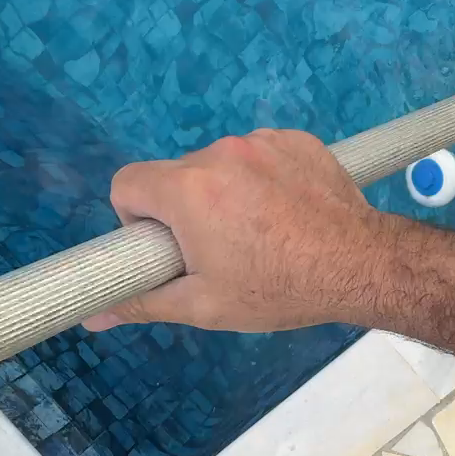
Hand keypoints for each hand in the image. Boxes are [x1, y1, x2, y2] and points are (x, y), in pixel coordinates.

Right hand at [82, 130, 394, 332]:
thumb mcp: (205, 304)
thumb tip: (94, 316)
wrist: (361, 263)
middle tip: (222, 246)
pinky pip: (263, 153)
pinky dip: (266, 175)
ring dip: (228, 189)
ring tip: (264, 229)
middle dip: (188, 207)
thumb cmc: (280, 287)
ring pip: (223, 163)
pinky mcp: (300, 140)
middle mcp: (224, 152)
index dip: (138, 218)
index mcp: (190, 188)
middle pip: (179, 174)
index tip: (170, 244)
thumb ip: (143, 303)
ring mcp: (266, 140)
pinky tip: (290, 208)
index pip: (128, 183)